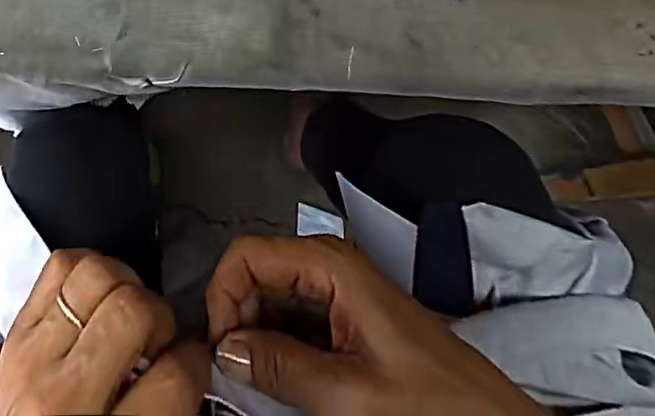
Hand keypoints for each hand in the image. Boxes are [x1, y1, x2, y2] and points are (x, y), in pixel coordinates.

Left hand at [0, 249, 209, 414]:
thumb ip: (160, 410)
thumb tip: (188, 362)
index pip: (173, 377)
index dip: (194, 362)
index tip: (191, 361)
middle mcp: (60, 399)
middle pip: (134, 310)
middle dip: (160, 316)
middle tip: (155, 340)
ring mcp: (30, 360)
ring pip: (96, 275)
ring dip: (124, 286)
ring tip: (124, 316)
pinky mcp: (13, 338)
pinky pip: (58, 269)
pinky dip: (85, 271)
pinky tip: (95, 300)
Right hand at [206, 235, 541, 415]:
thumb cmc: (432, 400)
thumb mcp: (350, 394)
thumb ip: (283, 368)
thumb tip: (226, 349)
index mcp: (333, 266)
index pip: (250, 253)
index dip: (224, 296)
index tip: (222, 349)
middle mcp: (332, 265)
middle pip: (257, 270)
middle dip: (237, 316)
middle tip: (238, 374)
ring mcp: (338, 286)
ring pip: (271, 295)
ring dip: (254, 334)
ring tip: (259, 383)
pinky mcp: (344, 311)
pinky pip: (293, 315)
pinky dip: (276, 343)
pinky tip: (280, 379)